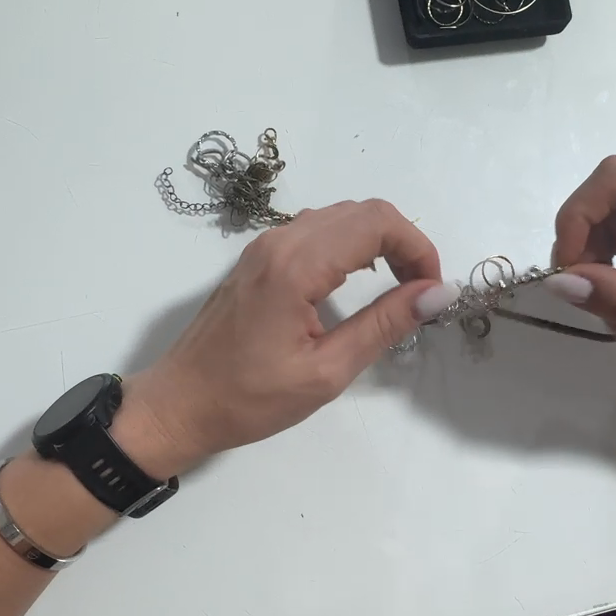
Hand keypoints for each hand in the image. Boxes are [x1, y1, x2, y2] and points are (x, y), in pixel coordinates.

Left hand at [114, 200, 450, 474]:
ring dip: (377, 242)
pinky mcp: (257, 259)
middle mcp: (280, 241)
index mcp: (296, 266)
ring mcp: (264, 246)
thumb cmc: (249, 398)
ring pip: (339, 216)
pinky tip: (357, 282)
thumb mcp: (326, 372)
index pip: (377, 223)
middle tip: (419, 292)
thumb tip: (436, 293)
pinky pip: (315, 231)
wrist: (179, 404)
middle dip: (403, 243)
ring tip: (396, 289)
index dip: (418, 248)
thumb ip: (383, 325)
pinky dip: (349, 245)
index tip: (431, 291)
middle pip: (361, 211)